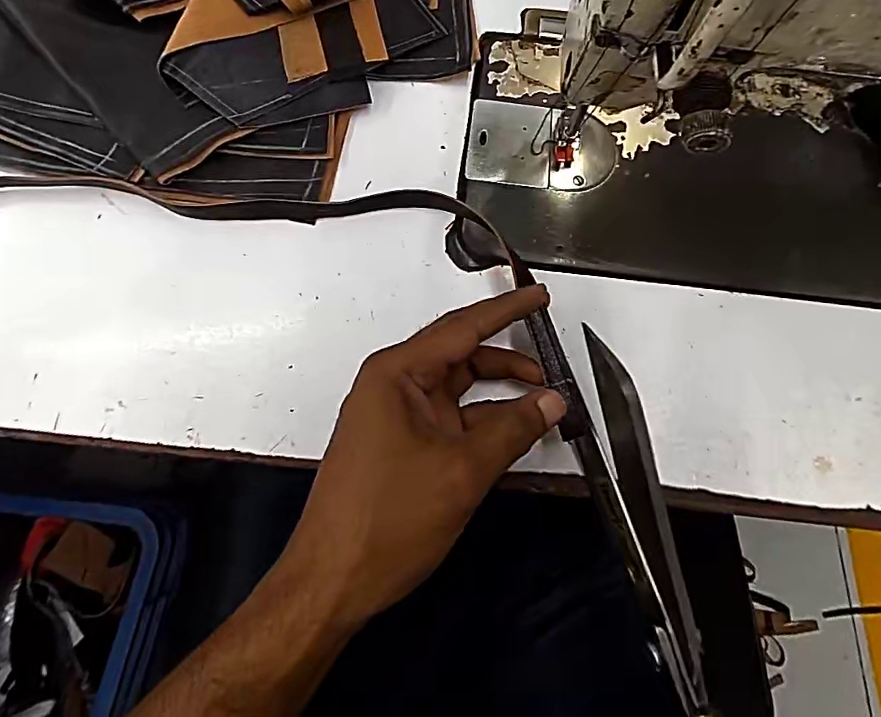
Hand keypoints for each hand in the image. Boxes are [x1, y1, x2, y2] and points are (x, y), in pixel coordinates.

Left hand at [282, 285, 567, 626]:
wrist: (333, 582)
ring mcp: (397, 414)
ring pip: (459, 387)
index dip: (506, 310)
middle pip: (461, 354)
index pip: (462, 327)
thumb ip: (513, 429)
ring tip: (541, 398)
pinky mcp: (403, 441)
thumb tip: (548, 403)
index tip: (533, 297)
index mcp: (396, 374)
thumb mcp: (461, 471)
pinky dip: (484, 420)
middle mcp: (393, 386)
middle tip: (545, 347)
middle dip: (507, 356)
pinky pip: (452, 416)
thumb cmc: (376, 525)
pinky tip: (513, 430)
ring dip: (500, 392)